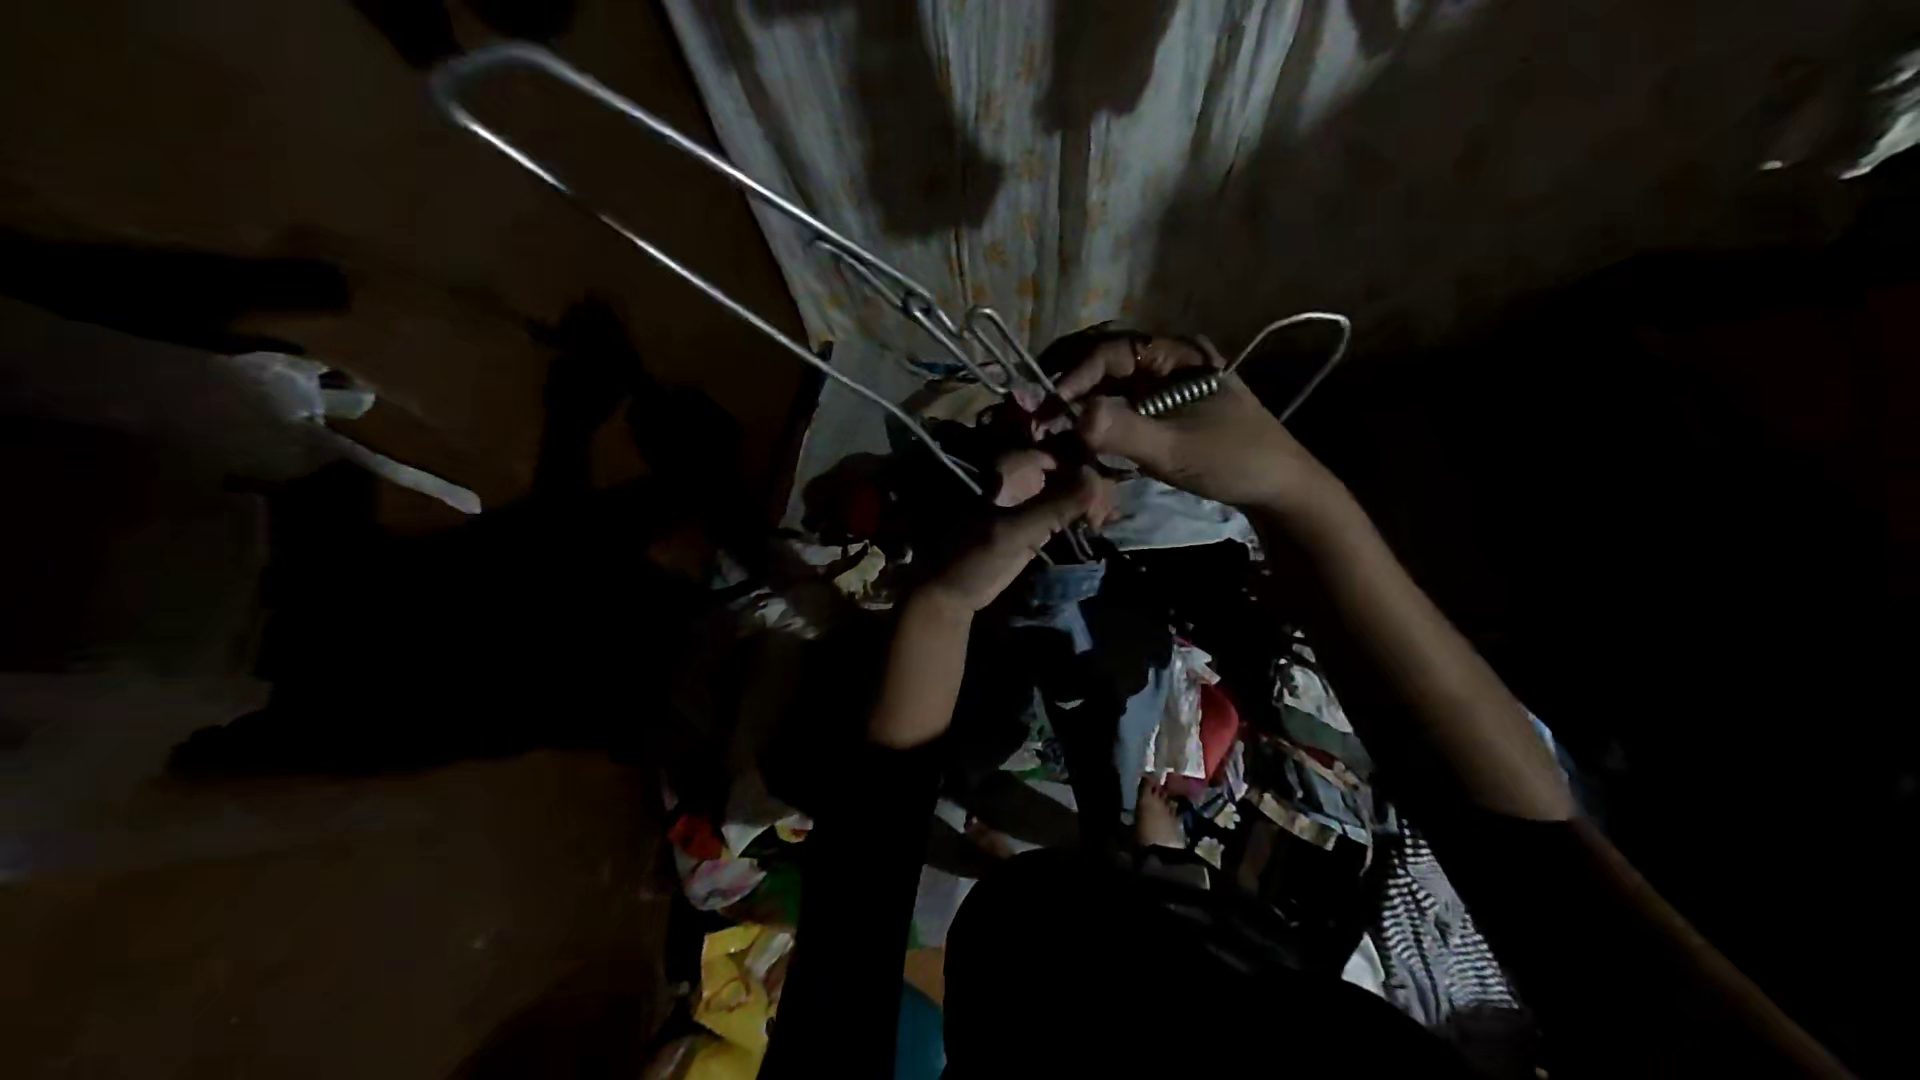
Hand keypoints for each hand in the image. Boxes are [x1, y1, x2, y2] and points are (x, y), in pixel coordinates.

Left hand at [918, 464, 1113, 615]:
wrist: (952, 592)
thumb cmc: (970, 556)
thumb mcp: (1012, 531)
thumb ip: (1053, 507)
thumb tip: (1097, 479)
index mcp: (1008, 463)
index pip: (1058, 447)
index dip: (1085, 458)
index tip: (1103, 486)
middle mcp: (1022, 471)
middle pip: (1070, 462)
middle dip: (1093, 480)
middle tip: (1104, 512)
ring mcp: (1031, 493)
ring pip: (1073, 483)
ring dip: (1092, 497)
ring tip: (1104, 519)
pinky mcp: (1038, 516)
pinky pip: (1068, 505)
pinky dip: (1085, 511)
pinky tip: (1101, 522)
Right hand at [1059, 335, 1338, 516]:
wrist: (1278, 490)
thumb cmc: (1234, 460)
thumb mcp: (1177, 448)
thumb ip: (1125, 431)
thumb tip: (1072, 415)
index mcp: (1177, 355)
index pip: (1112, 351)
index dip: (1075, 375)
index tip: (1049, 405)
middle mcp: (1166, 364)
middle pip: (1103, 363)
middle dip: (1067, 384)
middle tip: (1033, 408)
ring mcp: (1163, 389)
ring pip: (1106, 386)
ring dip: (1076, 404)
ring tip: (1046, 427)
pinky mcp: (1160, 414)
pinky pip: (1117, 409)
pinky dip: (1092, 422)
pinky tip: (1072, 440)